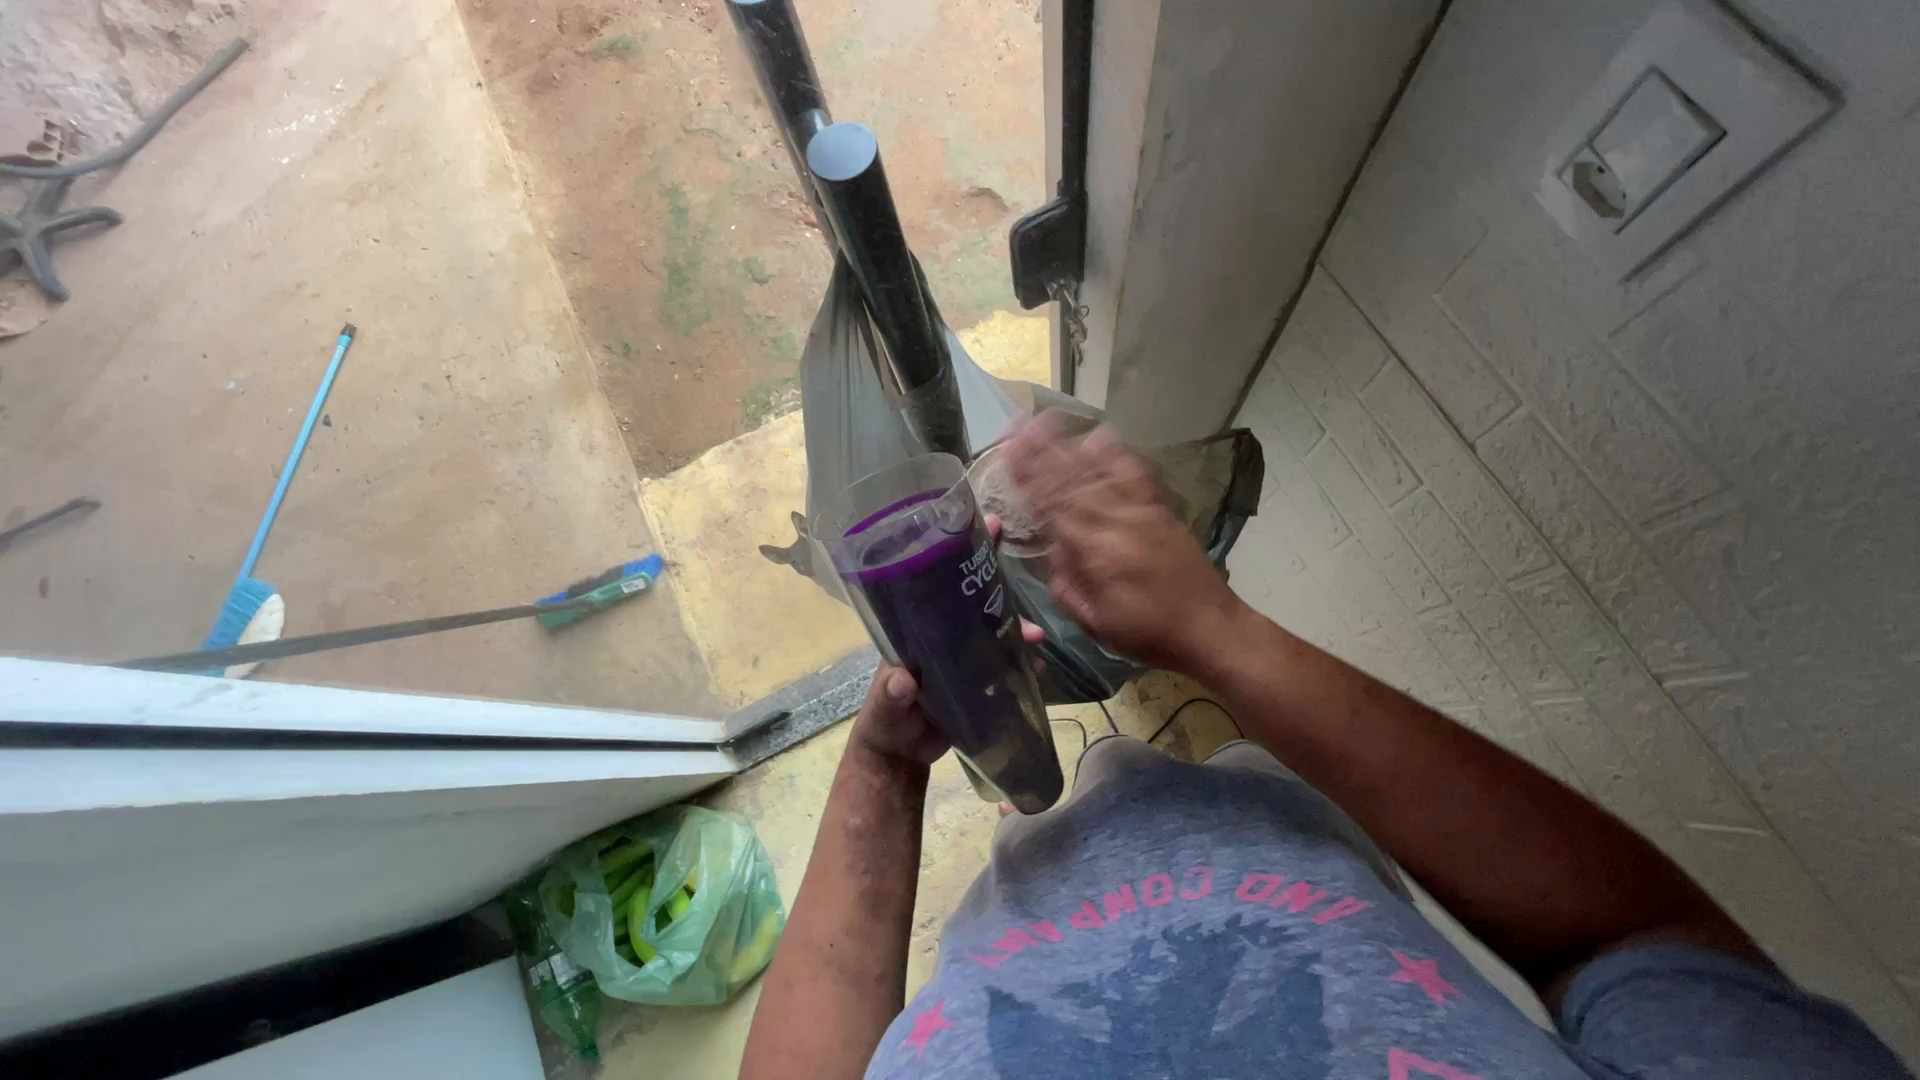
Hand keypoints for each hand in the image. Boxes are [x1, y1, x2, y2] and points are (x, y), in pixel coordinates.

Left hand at [849, 512, 1045, 770]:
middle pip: (972, 600)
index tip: (987, 524)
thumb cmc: (884, 726)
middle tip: (1024, 581)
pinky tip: (1039, 664)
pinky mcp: (976, 681)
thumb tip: (902, 680)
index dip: (960, 553)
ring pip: (992, 630)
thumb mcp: (883, 711)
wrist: (901, 757)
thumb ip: (889, 697)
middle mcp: (940, 635)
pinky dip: (1021, 660)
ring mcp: (960, 657)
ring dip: (1016, 627)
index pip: (936, 582)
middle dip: (1000, 589)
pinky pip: (1002, 662)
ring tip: (1038, 638)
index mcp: (915, 631)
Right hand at [1002, 410, 1249, 673]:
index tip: (1008, 453)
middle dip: (1043, 452)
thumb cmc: (1148, 634)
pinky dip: (1116, 454)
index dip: (1029, 479)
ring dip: (1071, 445)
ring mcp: (1143, 512)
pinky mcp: (1162, 511)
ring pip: (1100, 472)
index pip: (1053, 507)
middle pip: (1072, 481)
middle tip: (1019, 425)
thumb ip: (1067, 586)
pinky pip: (1135, 475)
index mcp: (1097, 553)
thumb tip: (1052, 551)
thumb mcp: (1096, 623)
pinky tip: (1100, 436)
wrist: (1211, 629)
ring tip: (1048, 420)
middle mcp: (1118, 523)